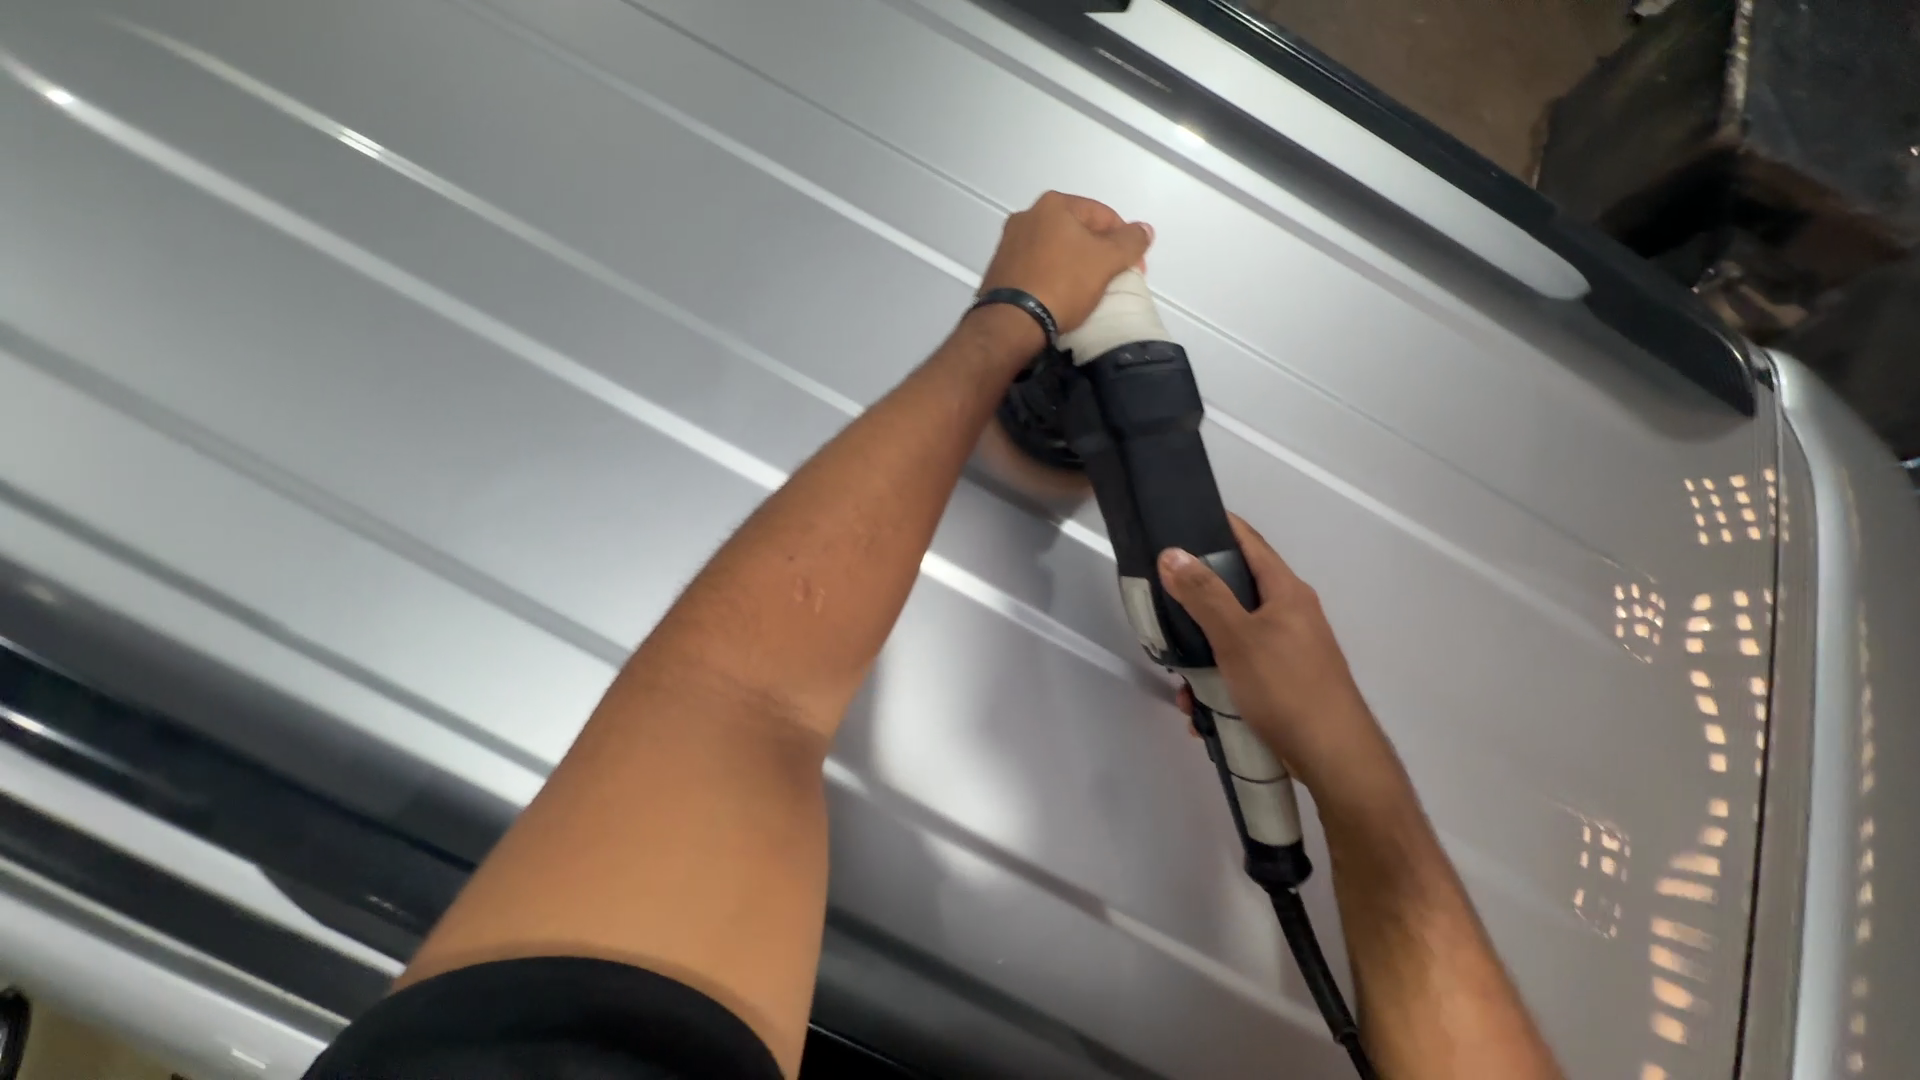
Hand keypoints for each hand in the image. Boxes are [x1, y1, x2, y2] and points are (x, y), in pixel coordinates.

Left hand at [978, 192, 1152, 334]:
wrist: (1011, 323)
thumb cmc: (1062, 285)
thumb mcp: (1106, 261)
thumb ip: (1131, 242)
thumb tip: (1144, 230)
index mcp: (1054, 204)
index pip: (1103, 215)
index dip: (1125, 241)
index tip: (1133, 269)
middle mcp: (1027, 216)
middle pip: (1078, 232)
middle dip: (1099, 254)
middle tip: (1112, 280)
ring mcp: (1009, 243)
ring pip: (1056, 250)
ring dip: (1076, 266)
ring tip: (1087, 291)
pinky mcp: (999, 270)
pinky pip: (1037, 269)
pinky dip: (1053, 278)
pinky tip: (1061, 297)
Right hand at [1158, 514, 1396, 797]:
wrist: (1335, 758)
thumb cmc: (1287, 688)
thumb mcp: (1237, 638)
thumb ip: (1203, 594)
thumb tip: (1172, 553)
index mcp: (1286, 591)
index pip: (1248, 541)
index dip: (1215, 526)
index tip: (1177, 523)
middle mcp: (1291, 614)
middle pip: (1234, 592)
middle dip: (1195, 608)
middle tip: (1164, 616)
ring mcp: (1290, 650)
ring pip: (1232, 638)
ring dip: (1202, 660)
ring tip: (1184, 687)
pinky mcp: (1285, 682)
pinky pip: (1241, 672)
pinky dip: (1218, 686)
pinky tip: (1203, 713)